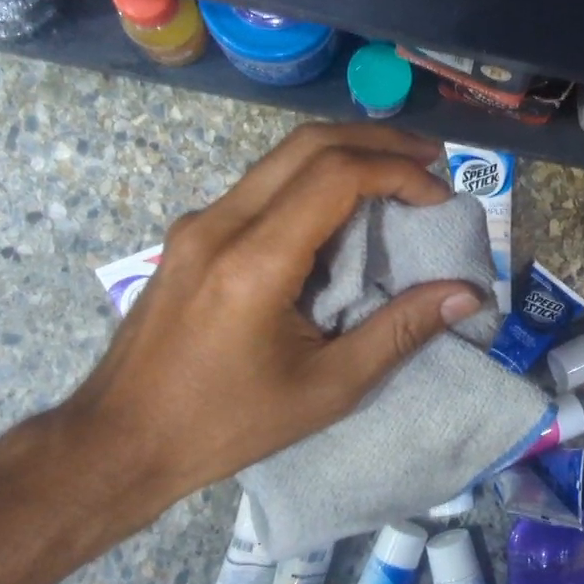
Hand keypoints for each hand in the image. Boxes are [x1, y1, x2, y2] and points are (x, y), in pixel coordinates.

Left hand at [55, 123, 483, 525]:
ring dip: (346, 152)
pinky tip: (343, 207)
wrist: (117, 442)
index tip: (440, 197)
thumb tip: (466, 294)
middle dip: (379, 141)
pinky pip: (263, 184)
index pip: (336, 175)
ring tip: (399, 171)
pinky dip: (314, 178)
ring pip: (282, 157)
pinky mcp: (192, 236)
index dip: (398, 172)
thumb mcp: (327, 388)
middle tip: (432, 158)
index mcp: (255, 260)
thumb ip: (399, 332)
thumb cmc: (226, 424)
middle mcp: (221, 223)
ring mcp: (199, 224)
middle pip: (309, 144)